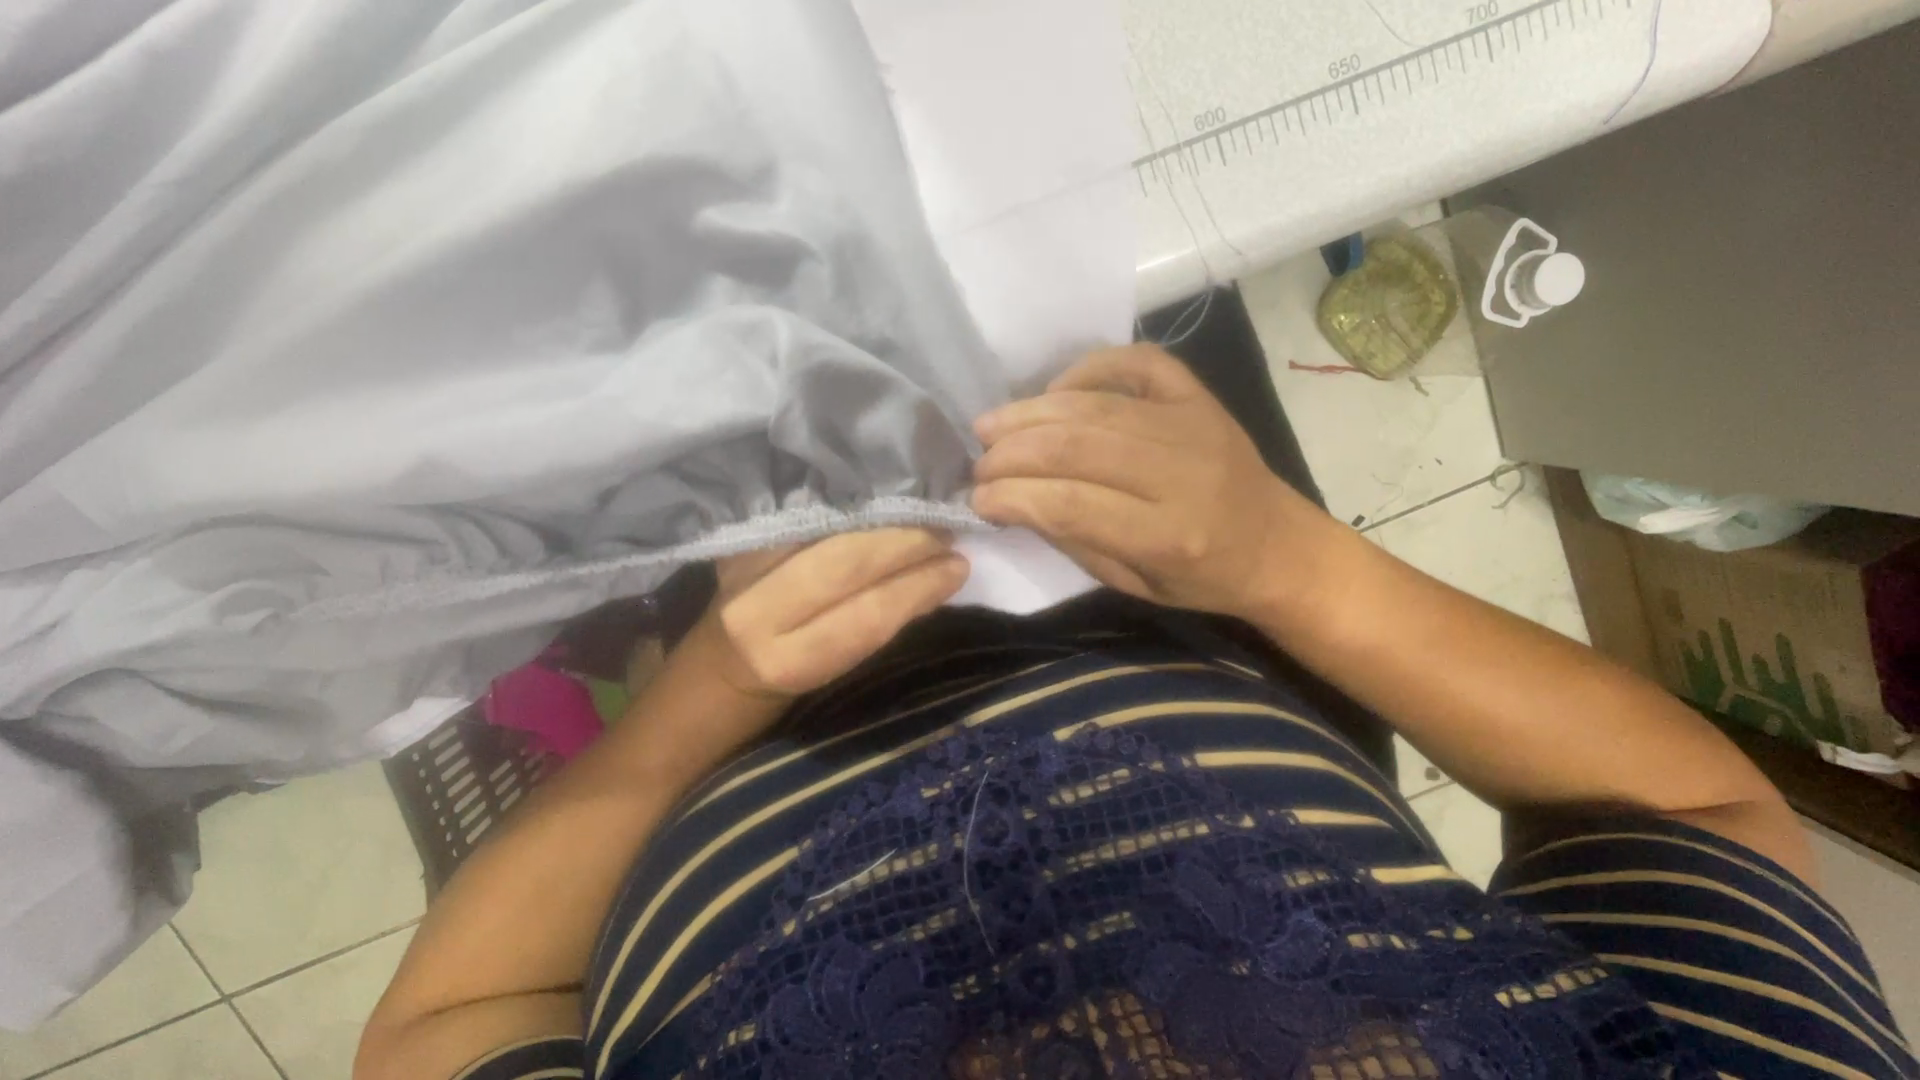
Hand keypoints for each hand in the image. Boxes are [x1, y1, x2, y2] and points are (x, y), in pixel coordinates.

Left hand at [692, 528, 969, 702]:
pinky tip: (877, 494)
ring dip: (879, 515)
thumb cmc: (776, 696)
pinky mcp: (735, 542)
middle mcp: (753, 611)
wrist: (704, 682)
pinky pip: (801, 512)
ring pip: (822, 528)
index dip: (917, 587)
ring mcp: (740, 568)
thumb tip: (940, 576)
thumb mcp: (830, 678)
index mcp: (780, 662)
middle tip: (945, 529)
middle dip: (903, 541)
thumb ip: (876, 628)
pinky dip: (845, 502)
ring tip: (919, 512)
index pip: (865, 616)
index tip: (959, 566)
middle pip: (843, 561)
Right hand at [970, 344, 1340, 622]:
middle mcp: (1183, 473)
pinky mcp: (1200, 396)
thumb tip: (1014, 499)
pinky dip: (1089, 368)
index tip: (976, 500)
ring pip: (1096, 405)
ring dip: (1032, 412)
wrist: (1278, 547)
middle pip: (1078, 447)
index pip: (1072, 504)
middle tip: (978, 464)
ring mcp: (1194, 425)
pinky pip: (1137, 362)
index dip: (1013, 497)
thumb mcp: (1133, 583)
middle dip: (1013, 453)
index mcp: (1169, 535)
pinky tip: (1056, 391)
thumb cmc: (1201, 579)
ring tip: (991, 426)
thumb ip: (1074, 539)